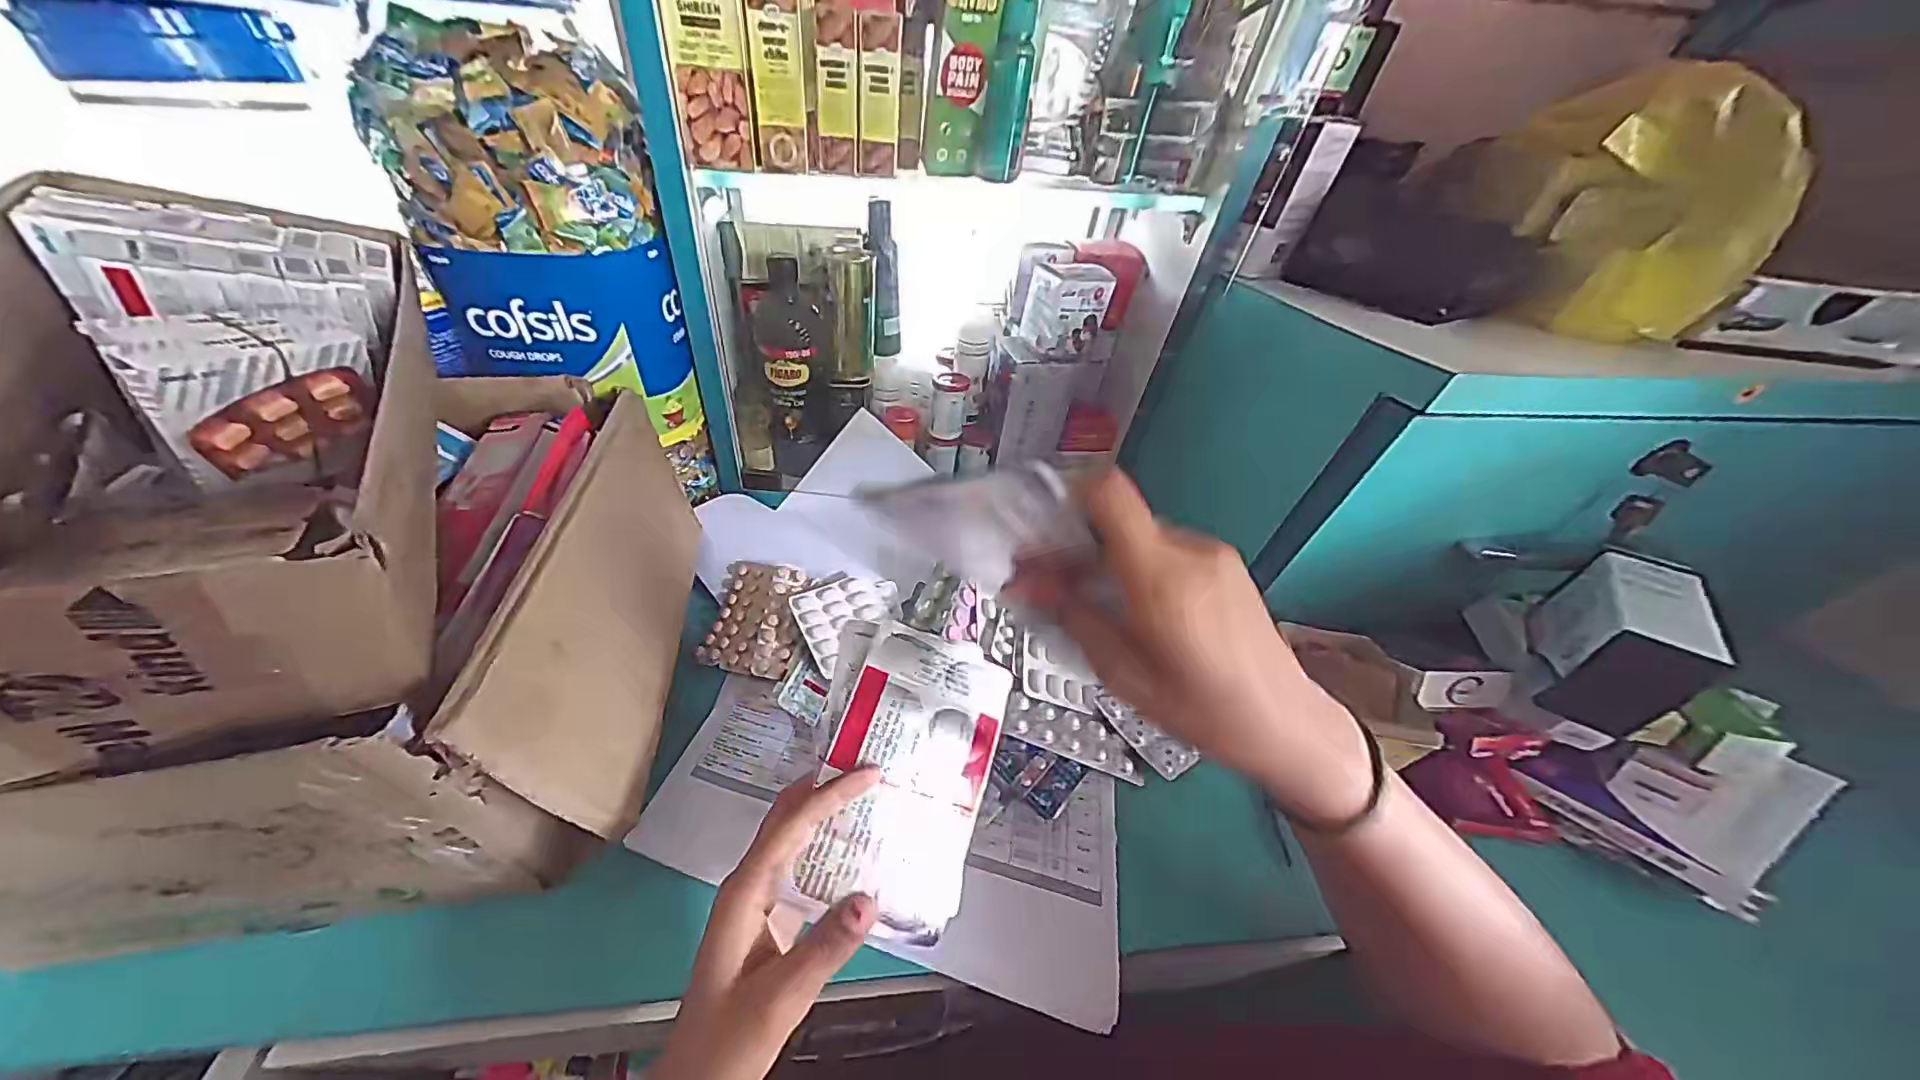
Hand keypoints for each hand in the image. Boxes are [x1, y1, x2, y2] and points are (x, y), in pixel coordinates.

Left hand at [653, 768, 880, 1079]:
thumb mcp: (780, 998)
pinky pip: (801, 866)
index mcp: (745, 892)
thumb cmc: (726, 1040)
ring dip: (825, 811)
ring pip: (792, 837)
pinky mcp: (769, 918)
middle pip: (786, 817)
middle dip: (824, 786)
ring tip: (864, 795)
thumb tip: (869, 897)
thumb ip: (825, 948)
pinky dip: (827, 846)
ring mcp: (757, 900)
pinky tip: (852, 852)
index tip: (869, 773)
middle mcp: (749, 885)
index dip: (832, 794)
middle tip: (866, 768)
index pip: (793, 825)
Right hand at [1012, 470, 1370, 826]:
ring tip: (1093, 602)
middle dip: (1075, 546)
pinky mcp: (1224, 564)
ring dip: (1105, 558)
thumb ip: (1072, 616)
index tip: (1043, 527)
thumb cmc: (1210, 711)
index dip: (1067, 497)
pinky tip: (1132, 607)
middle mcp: (1191, 554)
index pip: (1108, 494)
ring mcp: (1213, 555)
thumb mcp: (1122, 673)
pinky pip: (1164, 548)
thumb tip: (1032, 584)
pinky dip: (1136, 567)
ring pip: (1137, 533)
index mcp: (1162, 578)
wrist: (1284, 722)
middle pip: (1114, 518)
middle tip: (1050, 582)